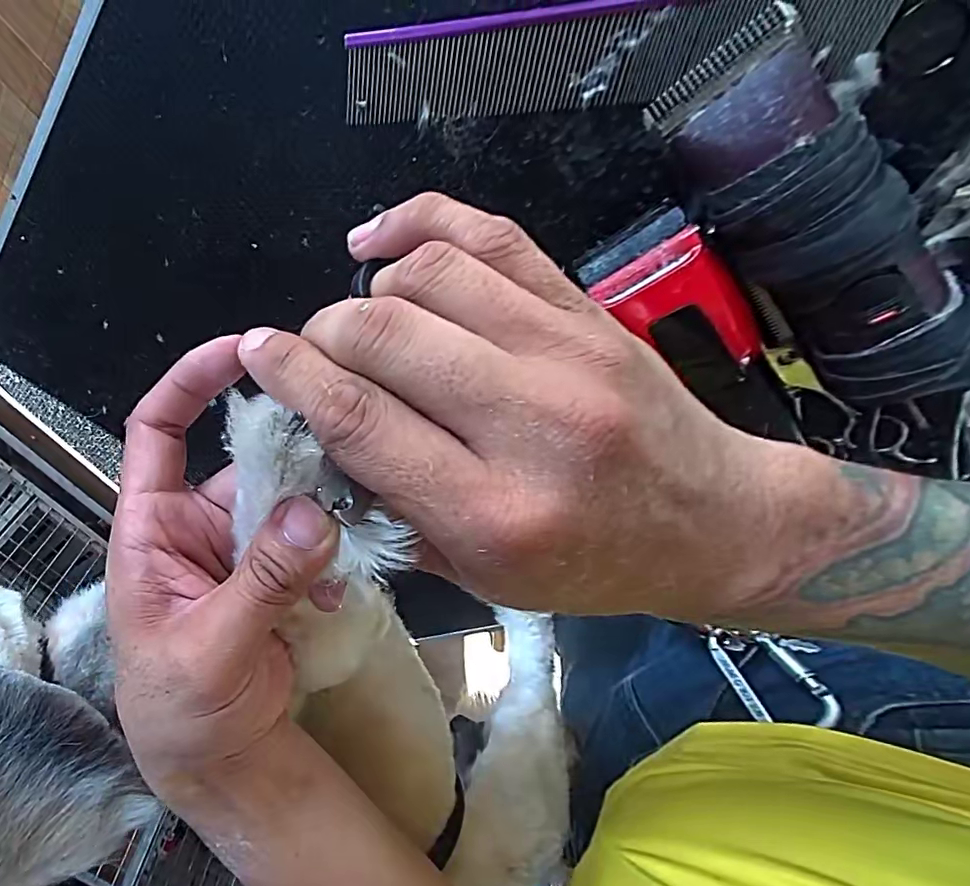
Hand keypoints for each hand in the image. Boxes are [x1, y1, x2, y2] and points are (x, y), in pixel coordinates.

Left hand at [106, 337, 342, 806]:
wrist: (218, 758)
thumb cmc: (180, 707)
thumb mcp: (211, 645)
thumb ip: (261, 580)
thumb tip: (312, 513)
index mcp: (152, 529)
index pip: (157, 431)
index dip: (190, 383)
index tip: (242, 351)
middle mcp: (196, 527)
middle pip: (244, 464)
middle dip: (290, 462)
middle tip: (341, 461)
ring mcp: (241, 552)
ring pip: (286, 504)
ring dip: (318, 519)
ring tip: (345, 539)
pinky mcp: (276, 577)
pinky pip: (309, 544)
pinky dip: (328, 558)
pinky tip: (333, 593)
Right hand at [234, 192, 824, 620]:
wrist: (709, 522)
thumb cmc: (592, 566)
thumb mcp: (485, 578)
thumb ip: (399, 516)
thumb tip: (329, 445)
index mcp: (493, 512)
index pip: (362, 421)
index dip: (294, 378)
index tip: (260, 357)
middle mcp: (529, 423)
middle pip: (384, 336)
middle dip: (321, 334)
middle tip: (313, 353)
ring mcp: (566, 353)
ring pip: (428, 277)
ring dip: (369, 291)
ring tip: (363, 321)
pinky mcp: (587, 313)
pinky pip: (490, 236)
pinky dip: (420, 224)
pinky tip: (381, 242)